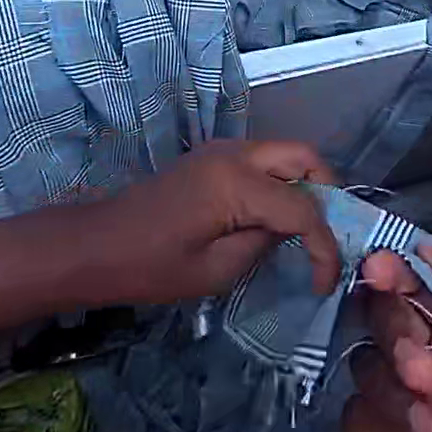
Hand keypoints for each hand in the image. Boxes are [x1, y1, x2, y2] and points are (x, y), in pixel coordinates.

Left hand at [71, 140, 339, 307]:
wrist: (102, 242)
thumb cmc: (153, 264)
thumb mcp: (216, 270)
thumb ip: (264, 244)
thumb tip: (291, 233)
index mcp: (235, 181)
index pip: (303, 207)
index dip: (324, 247)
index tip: (325, 282)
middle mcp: (233, 153)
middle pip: (302, 155)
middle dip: (327, 193)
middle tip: (328, 239)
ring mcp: (220, 149)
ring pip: (282, 153)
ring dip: (304, 185)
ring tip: (309, 232)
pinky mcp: (210, 157)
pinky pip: (261, 160)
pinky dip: (280, 182)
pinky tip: (277, 218)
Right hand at [344, 246, 431, 431]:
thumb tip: (426, 248)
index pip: (410, 284)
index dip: (389, 270)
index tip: (378, 271)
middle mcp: (427, 361)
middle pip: (380, 316)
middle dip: (397, 337)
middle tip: (423, 373)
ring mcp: (402, 402)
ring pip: (367, 365)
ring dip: (398, 393)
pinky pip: (358, 411)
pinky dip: (386, 425)